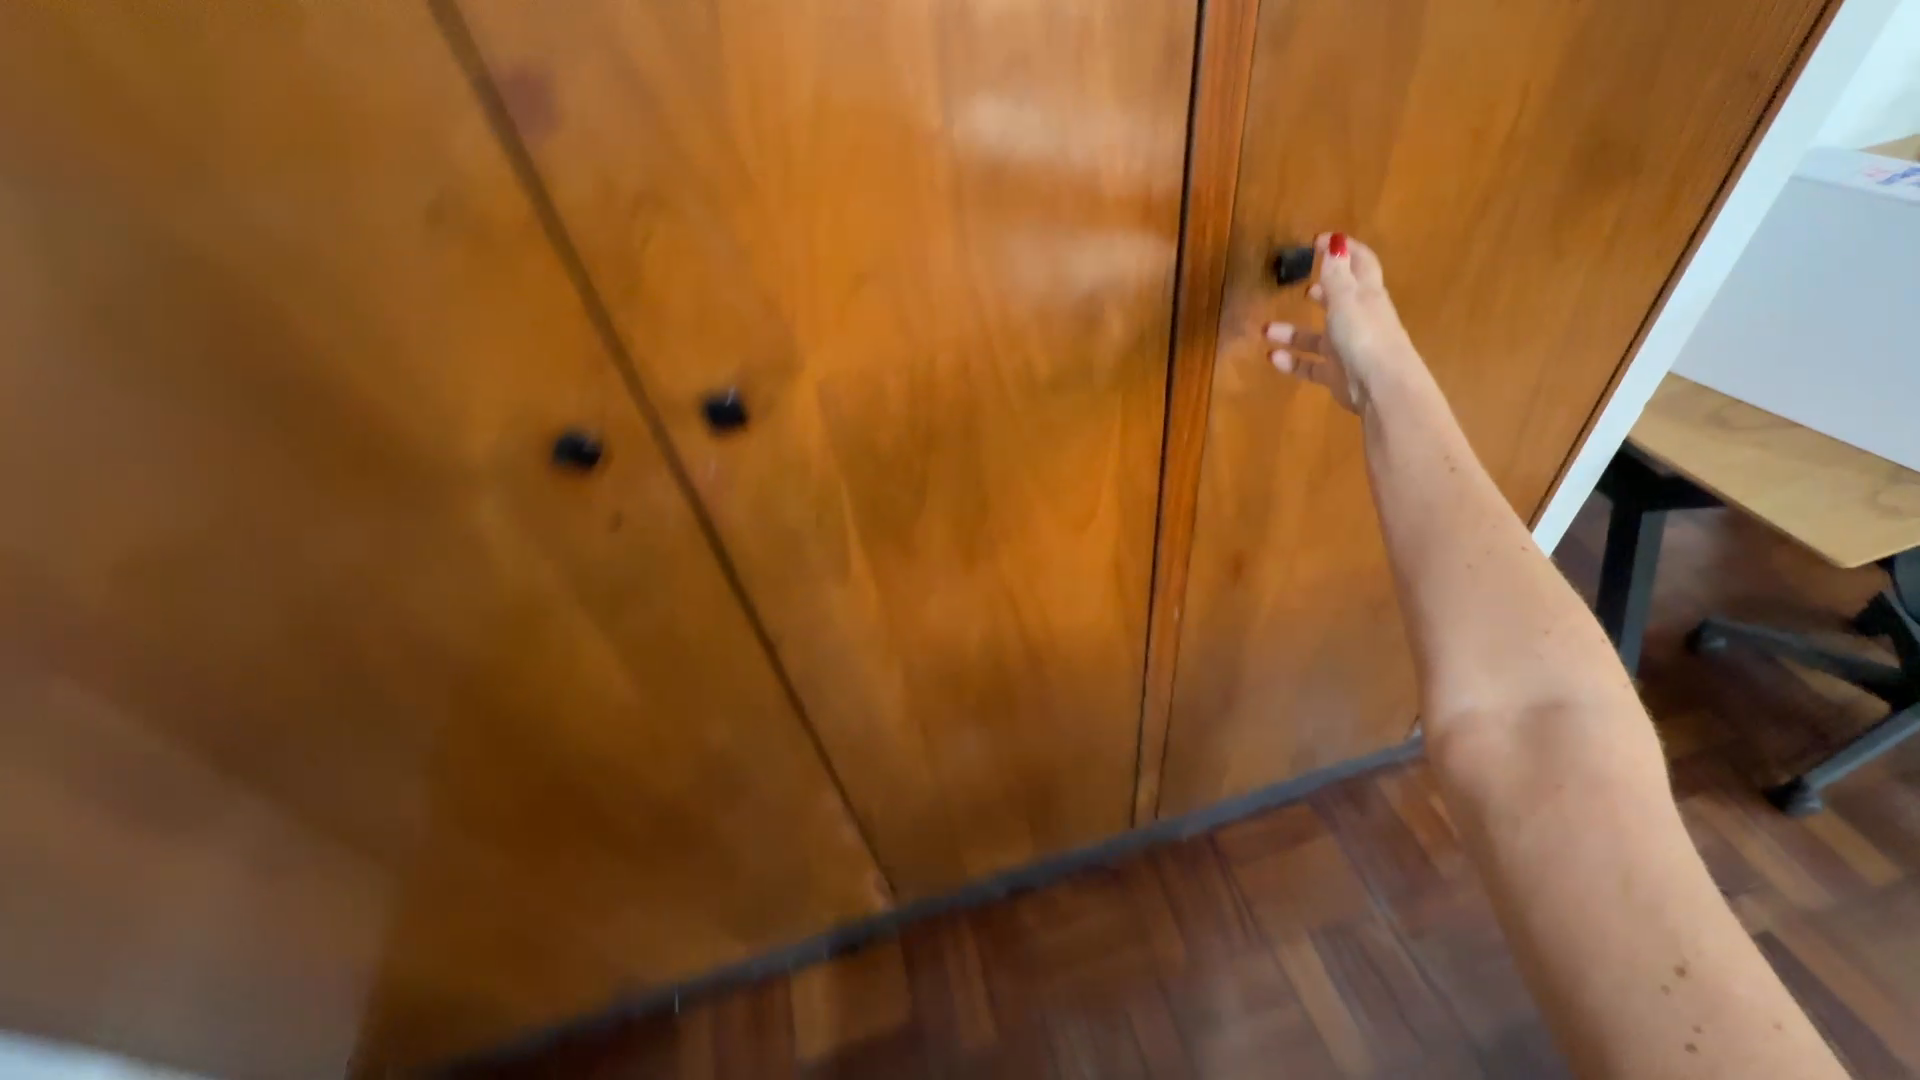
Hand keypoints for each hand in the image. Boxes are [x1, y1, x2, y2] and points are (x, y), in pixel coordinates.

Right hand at [1265, 233, 1418, 413]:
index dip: (1344, 250)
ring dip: (1292, 332)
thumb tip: (1335, 240)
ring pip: (1316, 336)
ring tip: (1267, 329)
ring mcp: (1346, 348)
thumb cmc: (1364, 334)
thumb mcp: (1346, 299)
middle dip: (1323, 291)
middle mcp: (1358, 319)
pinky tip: (1272, 358)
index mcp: (1366, 295)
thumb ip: (1336, 273)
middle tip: (1304, 283)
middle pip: (1340, 300)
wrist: (1380, 385)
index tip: (1319, 240)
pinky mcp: (1336, 374)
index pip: (1360, 264)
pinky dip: (1291, 361)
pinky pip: (1309, 365)